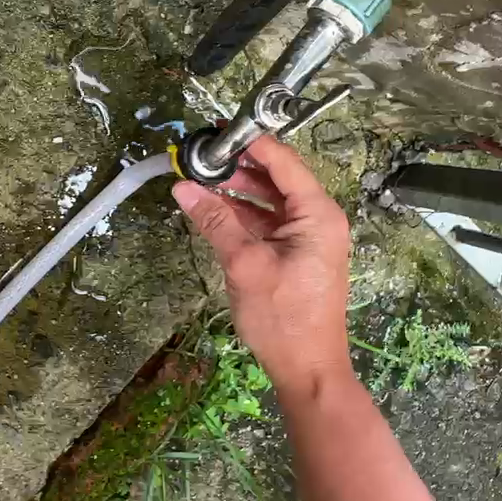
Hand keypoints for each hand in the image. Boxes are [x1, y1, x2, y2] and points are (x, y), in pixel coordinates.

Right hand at [171, 135, 353, 397]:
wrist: (307, 369)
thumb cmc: (282, 317)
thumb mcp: (244, 263)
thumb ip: (214, 220)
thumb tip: (183, 186)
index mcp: (318, 214)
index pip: (283, 161)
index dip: (250, 143)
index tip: (215, 131)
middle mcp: (318, 218)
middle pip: (276, 178)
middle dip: (239, 166)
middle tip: (200, 156)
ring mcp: (308, 237)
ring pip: (269, 200)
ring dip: (237, 190)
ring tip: (200, 178)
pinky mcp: (296, 254)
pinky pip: (268, 222)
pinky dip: (242, 214)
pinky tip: (212, 209)